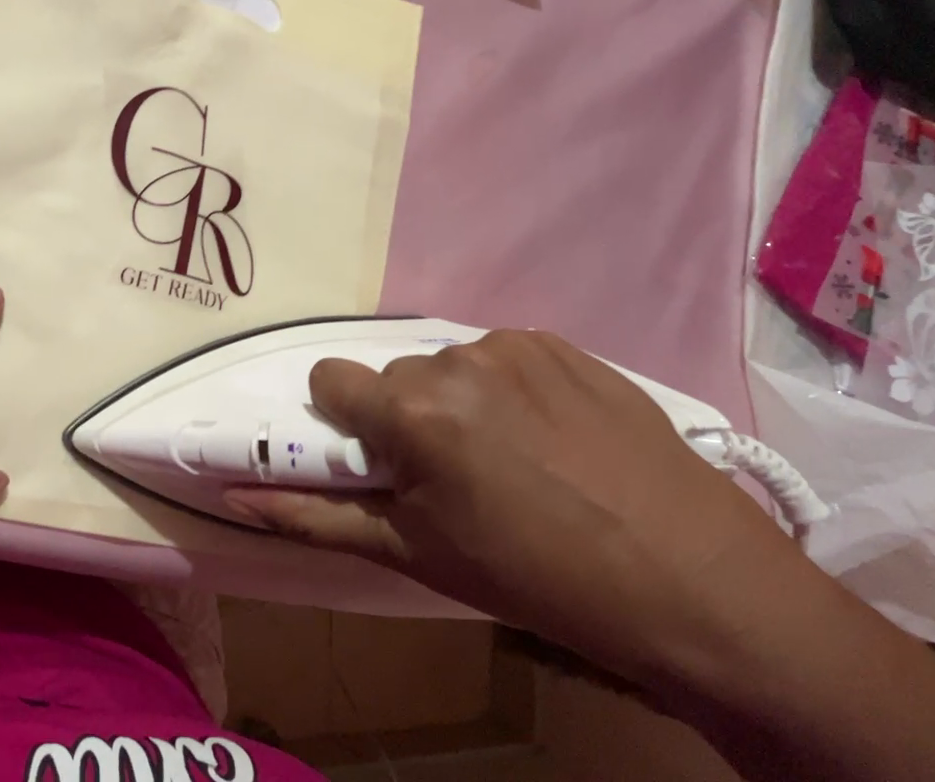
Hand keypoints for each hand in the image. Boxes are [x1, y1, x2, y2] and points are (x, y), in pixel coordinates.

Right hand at [227, 330, 814, 682]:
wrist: (699, 587)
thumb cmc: (536, 578)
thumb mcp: (415, 554)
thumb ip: (313, 517)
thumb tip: (235, 498)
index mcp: (412, 409)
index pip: (330, 380)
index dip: (346, 424)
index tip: (384, 464)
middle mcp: (457, 359)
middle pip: (392, 376)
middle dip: (405, 418)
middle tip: (455, 478)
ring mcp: (519, 346)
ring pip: (447, 364)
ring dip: (457, 403)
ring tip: (512, 459)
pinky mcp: (569, 347)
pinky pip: (502, 355)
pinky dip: (506, 388)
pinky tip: (551, 436)